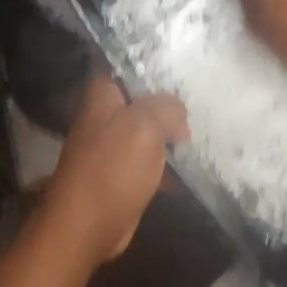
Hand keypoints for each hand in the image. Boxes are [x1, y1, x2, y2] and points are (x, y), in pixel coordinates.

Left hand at [40, 78, 188, 266]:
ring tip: (201, 126)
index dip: (151, 59)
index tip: (180, 60)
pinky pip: (149, 158)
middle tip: (198, 95)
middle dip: (168, 99)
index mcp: (102, 93)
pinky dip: (167, 160)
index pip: (125, 62)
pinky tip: (191, 160)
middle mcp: (104, 114)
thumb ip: (168, 108)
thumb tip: (179, 117)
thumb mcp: (146, 125)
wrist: (85, 227)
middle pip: (141, 96)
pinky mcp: (121, 173)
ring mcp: (112, 144)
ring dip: (170, 131)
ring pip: (148, 128)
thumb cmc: (112, 167)